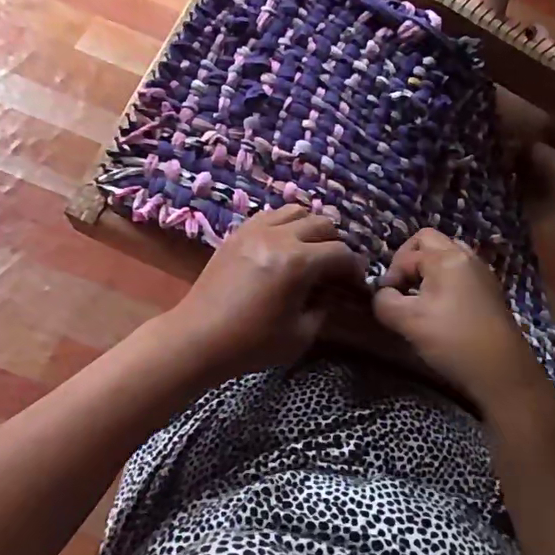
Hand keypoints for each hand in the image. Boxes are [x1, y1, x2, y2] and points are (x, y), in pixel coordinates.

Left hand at [165, 204, 366, 383]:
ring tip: (311, 251)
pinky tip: (284, 246)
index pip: (341, 253)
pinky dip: (285, 225)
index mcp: (298, 262)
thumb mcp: (300, 334)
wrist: (198, 338)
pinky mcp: (237, 233)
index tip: (356, 284)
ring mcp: (254, 230)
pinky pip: (270, 215)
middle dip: (336, 245)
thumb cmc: (251, 343)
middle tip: (336, 269)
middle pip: (322, 223)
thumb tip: (329, 294)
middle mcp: (279, 237)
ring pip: (296, 211)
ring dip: (311, 228)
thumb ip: (323, 309)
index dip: (355, 269)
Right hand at [371, 228, 552, 411]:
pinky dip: (445, 280)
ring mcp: (482, 273)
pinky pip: (461, 272)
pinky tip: (441, 308)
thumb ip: (385, 301)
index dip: (390, 275)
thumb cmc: (452, 341)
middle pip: (429, 241)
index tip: (387, 300)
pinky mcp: (490, 291)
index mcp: (446, 259)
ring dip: (428, 268)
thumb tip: (384, 294)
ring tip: (419, 295)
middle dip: (408, 259)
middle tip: (401, 286)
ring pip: (447, 254)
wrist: (502, 371)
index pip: (406, 256)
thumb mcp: (407, 321)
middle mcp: (466, 257)